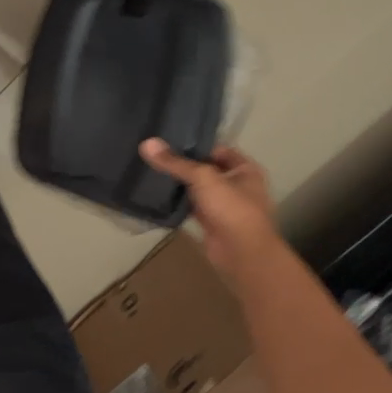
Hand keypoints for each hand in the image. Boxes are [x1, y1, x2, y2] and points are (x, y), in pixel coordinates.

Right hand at [140, 140, 280, 276]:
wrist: (243, 255)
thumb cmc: (232, 208)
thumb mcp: (202, 177)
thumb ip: (174, 162)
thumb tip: (146, 143)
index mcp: (245, 170)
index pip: (215, 148)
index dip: (193, 143)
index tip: (166, 137)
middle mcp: (237, 185)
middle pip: (204, 167)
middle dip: (182, 162)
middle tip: (153, 151)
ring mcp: (224, 204)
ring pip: (196, 186)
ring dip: (178, 182)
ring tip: (150, 167)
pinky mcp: (211, 221)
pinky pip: (191, 204)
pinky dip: (177, 200)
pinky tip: (156, 190)